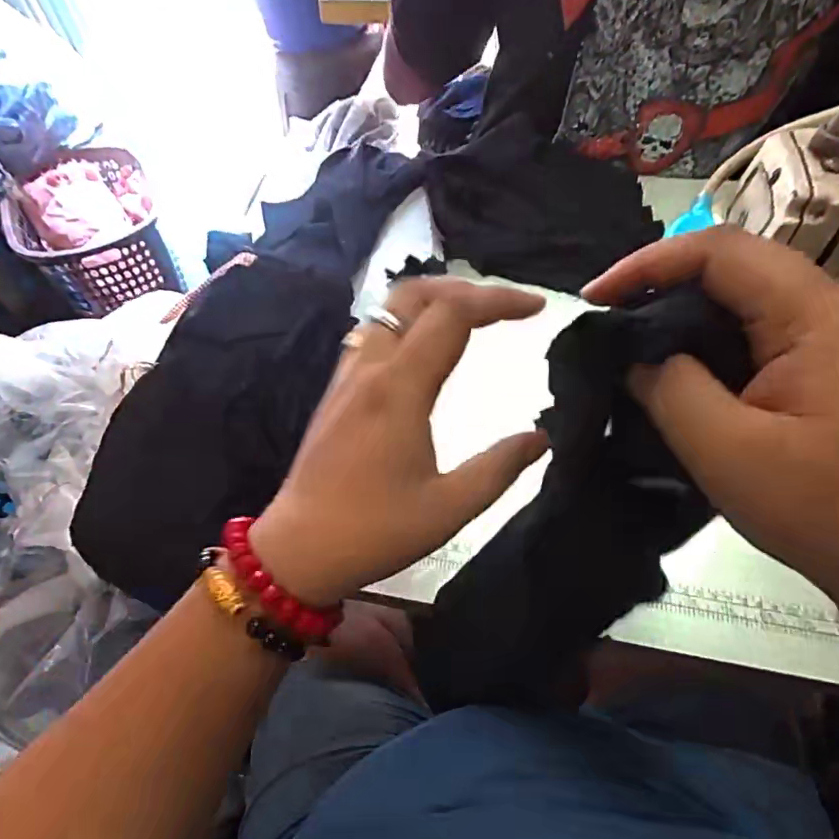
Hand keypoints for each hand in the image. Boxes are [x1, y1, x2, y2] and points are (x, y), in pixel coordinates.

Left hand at [249, 279, 549, 603]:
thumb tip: (540, 438)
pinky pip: (372, 334)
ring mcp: (346, 378)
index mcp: (399, 389)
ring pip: (388, 310)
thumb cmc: (375, 531)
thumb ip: (499, 468)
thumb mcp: (450, 508)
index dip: (499, 300)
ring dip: (432, 302)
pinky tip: (424, 351)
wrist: (299, 549)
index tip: (537, 309)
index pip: (453, 315)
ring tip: (471, 320)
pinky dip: (407, 324)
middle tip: (503, 307)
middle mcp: (369, 369)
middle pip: (414, 295)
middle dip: (464, 289)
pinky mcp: (335, 394)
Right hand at [583, 228, 838, 589]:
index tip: (595, 299)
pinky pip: (758, 337)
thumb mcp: (727, 451)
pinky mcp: (830, 372)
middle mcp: (833, 311)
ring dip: (684, 318)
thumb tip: (636, 358)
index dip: (648, 263)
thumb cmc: (821, 507)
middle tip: (607, 325)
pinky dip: (710, 347)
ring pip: (745, 303)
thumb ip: (671, 390)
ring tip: (632, 348)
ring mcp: (837, 341)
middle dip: (662, 287)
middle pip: (735, 269)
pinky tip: (680, 376)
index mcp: (817, 314)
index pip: (722, 251)